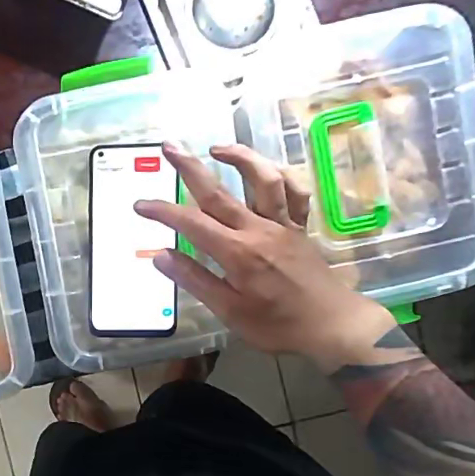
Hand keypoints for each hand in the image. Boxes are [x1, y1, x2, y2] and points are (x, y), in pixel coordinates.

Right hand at [136, 142, 397, 370]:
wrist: (335, 328)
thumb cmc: (277, 325)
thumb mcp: (228, 311)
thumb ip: (194, 279)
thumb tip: (160, 256)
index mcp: (238, 253)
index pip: (191, 223)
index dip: (163, 211)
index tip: (139, 205)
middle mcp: (260, 231)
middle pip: (220, 192)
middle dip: (191, 167)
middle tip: (170, 147)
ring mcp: (283, 226)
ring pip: (264, 181)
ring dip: (241, 158)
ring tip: (217, 148)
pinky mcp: (300, 228)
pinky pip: (294, 194)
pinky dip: (279, 177)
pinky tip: (262, 171)